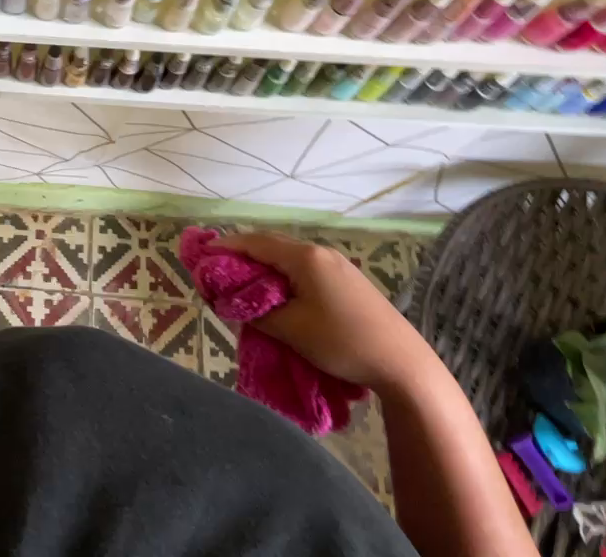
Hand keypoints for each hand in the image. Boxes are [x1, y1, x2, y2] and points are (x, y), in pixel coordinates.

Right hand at [215, 231, 443, 393]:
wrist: (403, 363)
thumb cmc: (343, 341)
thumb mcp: (291, 329)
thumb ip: (256, 312)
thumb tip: (233, 303)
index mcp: (304, 257)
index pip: (255, 243)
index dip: (226, 247)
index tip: (202, 254)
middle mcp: (320, 252)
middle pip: (271, 244)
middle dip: (242, 254)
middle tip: (218, 270)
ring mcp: (337, 265)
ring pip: (288, 257)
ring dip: (263, 266)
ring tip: (242, 283)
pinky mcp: (347, 280)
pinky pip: (304, 268)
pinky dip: (282, 274)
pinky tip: (276, 292)